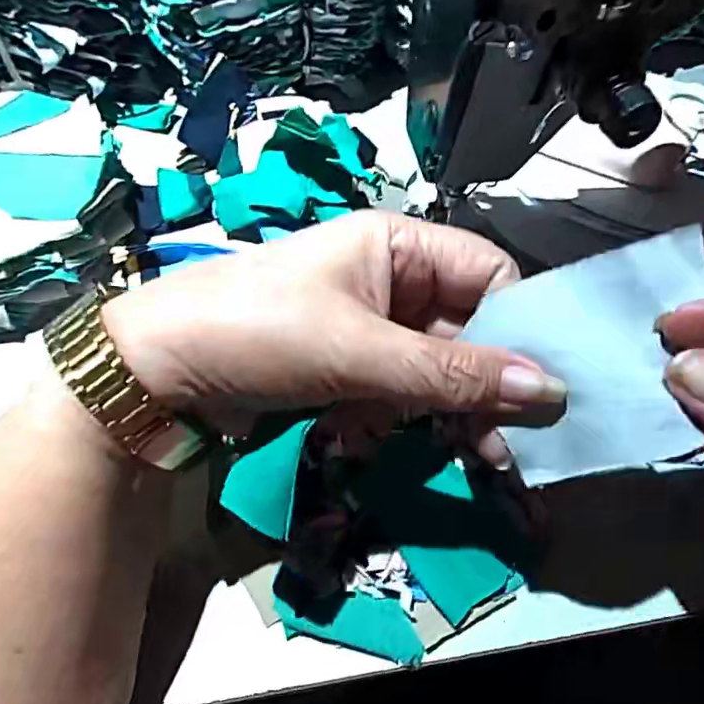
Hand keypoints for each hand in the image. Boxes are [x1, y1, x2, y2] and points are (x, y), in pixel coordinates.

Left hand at [101, 211, 564, 433]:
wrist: (154, 372)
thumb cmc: (259, 332)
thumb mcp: (361, 352)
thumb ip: (454, 373)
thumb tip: (548, 390)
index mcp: (401, 246)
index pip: (491, 275)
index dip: (523, 323)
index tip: (546, 380)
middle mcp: (398, 280)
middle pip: (472, 328)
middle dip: (491, 383)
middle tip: (516, 438)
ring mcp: (378, 326)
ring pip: (445, 366)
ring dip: (457, 410)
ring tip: (480, 457)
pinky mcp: (359, 366)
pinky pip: (411, 389)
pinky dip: (415, 418)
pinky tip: (405, 442)